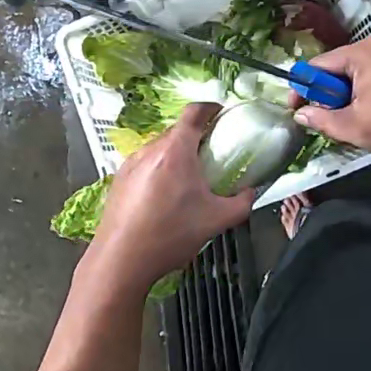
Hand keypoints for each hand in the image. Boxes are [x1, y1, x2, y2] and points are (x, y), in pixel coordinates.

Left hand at [83, 103, 254, 296]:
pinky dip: (158, 170)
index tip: (222, 114)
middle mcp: (150, 151)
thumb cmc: (170, 236)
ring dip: (176, 155)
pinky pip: (144, 165)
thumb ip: (242, 203)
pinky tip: (164, 197)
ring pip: (159, 149)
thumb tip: (252, 192)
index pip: (194, 112)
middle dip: (196, 137)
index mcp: (175, 152)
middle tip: (212, 154)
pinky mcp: (118, 181)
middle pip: (176, 131)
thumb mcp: (217, 221)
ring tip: (188, 179)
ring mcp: (130, 165)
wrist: (121, 262)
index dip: (210, 108)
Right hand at [291, 37, 370, 164]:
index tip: (297, 112)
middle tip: (333, 126)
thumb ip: (323, 120)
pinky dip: (370, 98)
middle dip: (331, 98)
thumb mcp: (358, 129)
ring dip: (351, 101)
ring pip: (358, 78)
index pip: (317, 66)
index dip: (303, 90)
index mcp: (363, 53)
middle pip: (338, 70)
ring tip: (359, 127)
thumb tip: (300, 113)